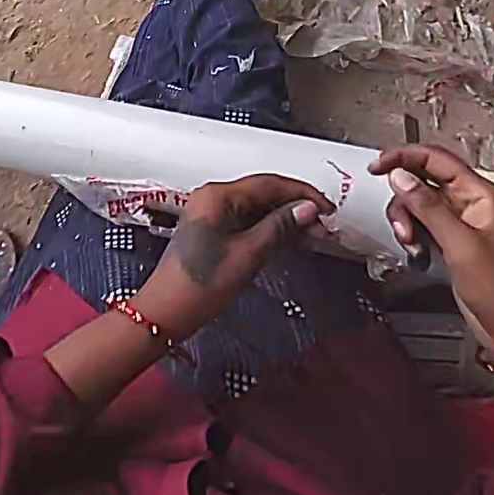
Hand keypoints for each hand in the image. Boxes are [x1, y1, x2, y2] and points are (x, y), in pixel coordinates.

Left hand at [129, 175, 331, 338]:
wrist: (166, 311)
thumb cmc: (202, 284)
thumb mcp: (247, 254)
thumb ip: (279, 227)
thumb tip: (308, 209)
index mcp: (218, 195)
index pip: (269, 183)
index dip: (302, 194)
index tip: (327, 209)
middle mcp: (213, 197)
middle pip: (263, 192)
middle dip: (295, 205)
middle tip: (324, 224)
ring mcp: (211, 212)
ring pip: (256, 206)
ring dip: (284, 217)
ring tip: (313, 233)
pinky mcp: (212, 229)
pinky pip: (246, 219)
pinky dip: (268, 227)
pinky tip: (288, 238)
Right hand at [368, 146, 493, 360]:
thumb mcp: (461, 245)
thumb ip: (427, 207)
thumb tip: (401, 176)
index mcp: (482, 196)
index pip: (436, 159)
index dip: (404, 157)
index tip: (379, 166)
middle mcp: (471, 205)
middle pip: (422, 182)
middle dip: (404, 201)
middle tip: (400, 223)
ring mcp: (460, 224)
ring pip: (417, 205)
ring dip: (406, 222)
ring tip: (411, 243)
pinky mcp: (451, 243)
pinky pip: (421, 226)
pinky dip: (412, 236)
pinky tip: (417, 252)